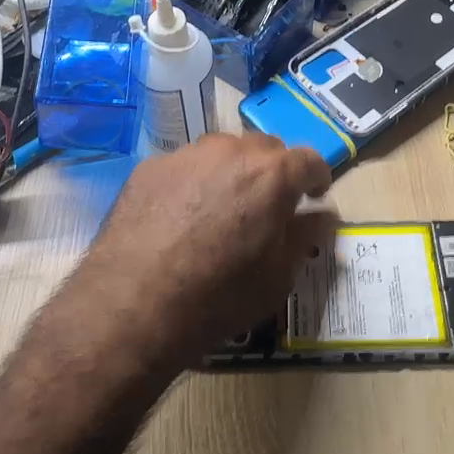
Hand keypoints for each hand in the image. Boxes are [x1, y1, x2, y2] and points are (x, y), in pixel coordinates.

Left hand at [74, 133, 335, 363]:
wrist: (133, 305)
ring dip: (230, 173)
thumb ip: (304, 237)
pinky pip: (184, 167)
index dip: (316, 178)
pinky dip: (191, 184)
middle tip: (266, 206)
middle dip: (273, 172)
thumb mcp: (277, 278)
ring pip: (221, 152)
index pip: (309, 160)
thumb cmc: (219, 297)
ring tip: (220, 210)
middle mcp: (231, 151)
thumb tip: (321, 216)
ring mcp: (187, 155)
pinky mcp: (150, 167)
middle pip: (264, 148)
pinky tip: (179, 219)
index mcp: (272, 175)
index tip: (313, 196)